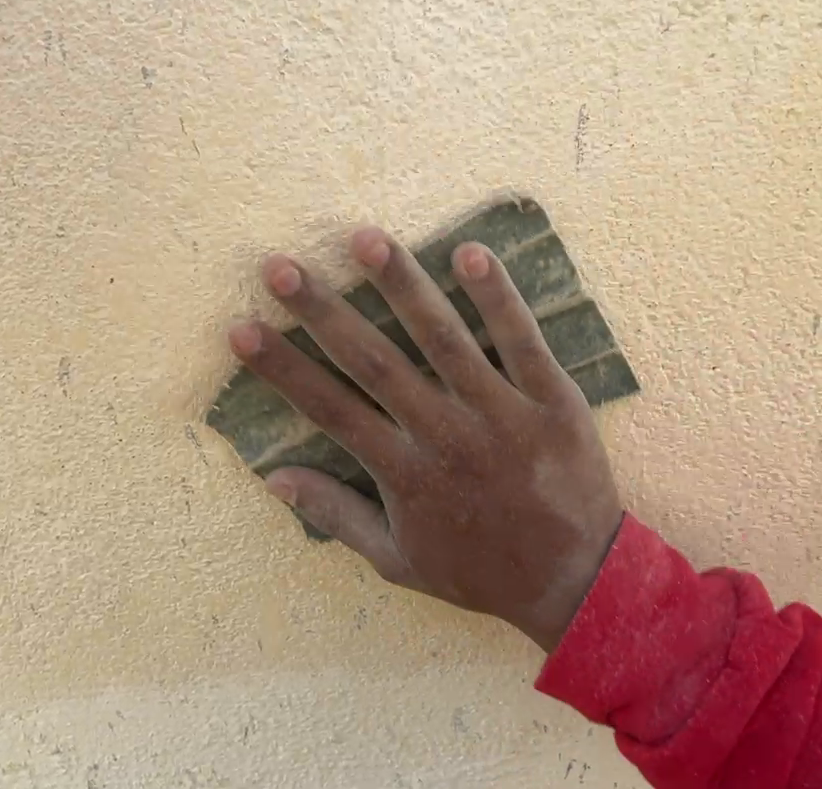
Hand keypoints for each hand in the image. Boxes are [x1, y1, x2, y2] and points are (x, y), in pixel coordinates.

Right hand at [228, 226, 624, 651]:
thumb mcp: (398, 561)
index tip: (243, 328)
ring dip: (402, 286)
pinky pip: (522, 341)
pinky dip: (497, 298)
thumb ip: (336, 515)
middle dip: (323, 312)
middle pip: (374, 362)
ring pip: (444, 339)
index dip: (282, 368)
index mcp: (406, 474)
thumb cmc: (480, 570)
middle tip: (281, 266)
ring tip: (365, 239)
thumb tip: (272, 478)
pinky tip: (470, 253)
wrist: (578, 583)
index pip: (329, 409)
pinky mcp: (552, 399)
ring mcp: (501, 413)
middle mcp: (446, 435)